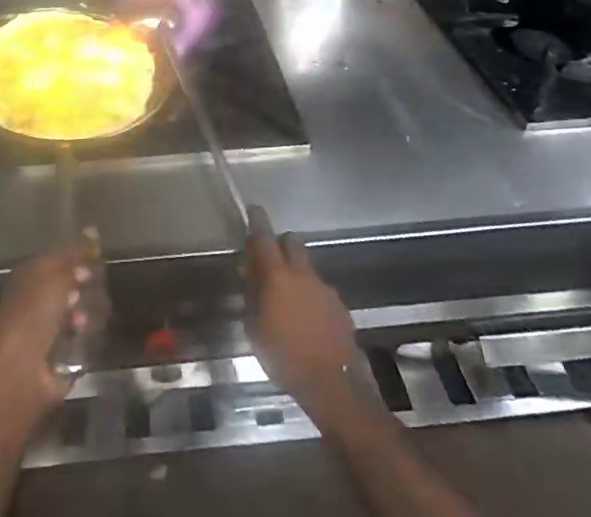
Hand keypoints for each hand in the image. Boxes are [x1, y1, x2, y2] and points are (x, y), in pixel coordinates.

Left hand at [0, 232, 99, 412]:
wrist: (19, 372)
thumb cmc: (33, 314)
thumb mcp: (55, 273)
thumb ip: (76, 252)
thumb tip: (92, 230)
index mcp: (27, 280)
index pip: (56, 262)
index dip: (75, 259)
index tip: (94, 260)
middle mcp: (33, 303)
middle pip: (67, 287)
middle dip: (81, 287)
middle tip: (88, 289)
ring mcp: (43, 332)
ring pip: (75, 313)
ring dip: (84, 313)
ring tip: (82, 320)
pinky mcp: (56, 358)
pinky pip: (79, 339)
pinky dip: (85, 338)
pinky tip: (86, 338)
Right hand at [244, 206, 364, 413]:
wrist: (330, 380)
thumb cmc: (283, 356)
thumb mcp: (254, 328)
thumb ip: (252, 295)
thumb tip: (252, 276)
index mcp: (277, 276)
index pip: (264, 238)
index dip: (258, 222)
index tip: (254, 211)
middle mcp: (302, 273)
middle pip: (292, 241)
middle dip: (280, 244)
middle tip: (270, 259)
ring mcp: (323, 286)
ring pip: (306, 265)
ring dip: (295, 271)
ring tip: (287, 296)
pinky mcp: (338, 302)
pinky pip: (319, 288)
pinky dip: (310, 293)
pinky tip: (306, 316)